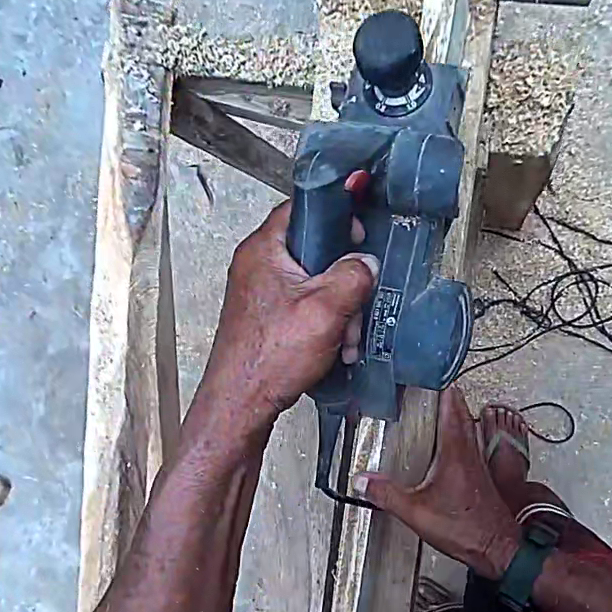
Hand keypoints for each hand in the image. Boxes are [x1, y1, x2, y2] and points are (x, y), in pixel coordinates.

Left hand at [196, 201, 376, 431]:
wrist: (243, 402)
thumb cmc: (269, 356)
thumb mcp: (326, 309)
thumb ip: (353, 276)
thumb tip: (367, 263)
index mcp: (264, 251)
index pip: (301, 209)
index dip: (334, 217)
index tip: (358, 233)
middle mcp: (260, 267)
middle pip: (316, 254)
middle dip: (345, 282)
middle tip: (355, 304)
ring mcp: (264, 293)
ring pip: (316, 285)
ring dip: (341, 311)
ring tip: (344, 338)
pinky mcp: (271, 317)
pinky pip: (309, 308)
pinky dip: (327, 326)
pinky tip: (334, 348)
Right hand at [354, 387, 523, 579]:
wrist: (497, 546)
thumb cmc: (464, 528)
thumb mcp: (416, 512)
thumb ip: (387, 494)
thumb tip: (361, 480)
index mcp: (456, 452)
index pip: (452, 410)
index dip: (444, 391)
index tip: (434, 376)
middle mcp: (470, 453)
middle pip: (462, 415)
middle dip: (449, 399)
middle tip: (434, 387)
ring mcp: (478, 464)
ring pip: (469, 430)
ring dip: (457, 416)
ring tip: (441, 410)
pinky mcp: (482, 477)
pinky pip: (471, 446)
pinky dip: (461, 436)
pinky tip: (451, 447)